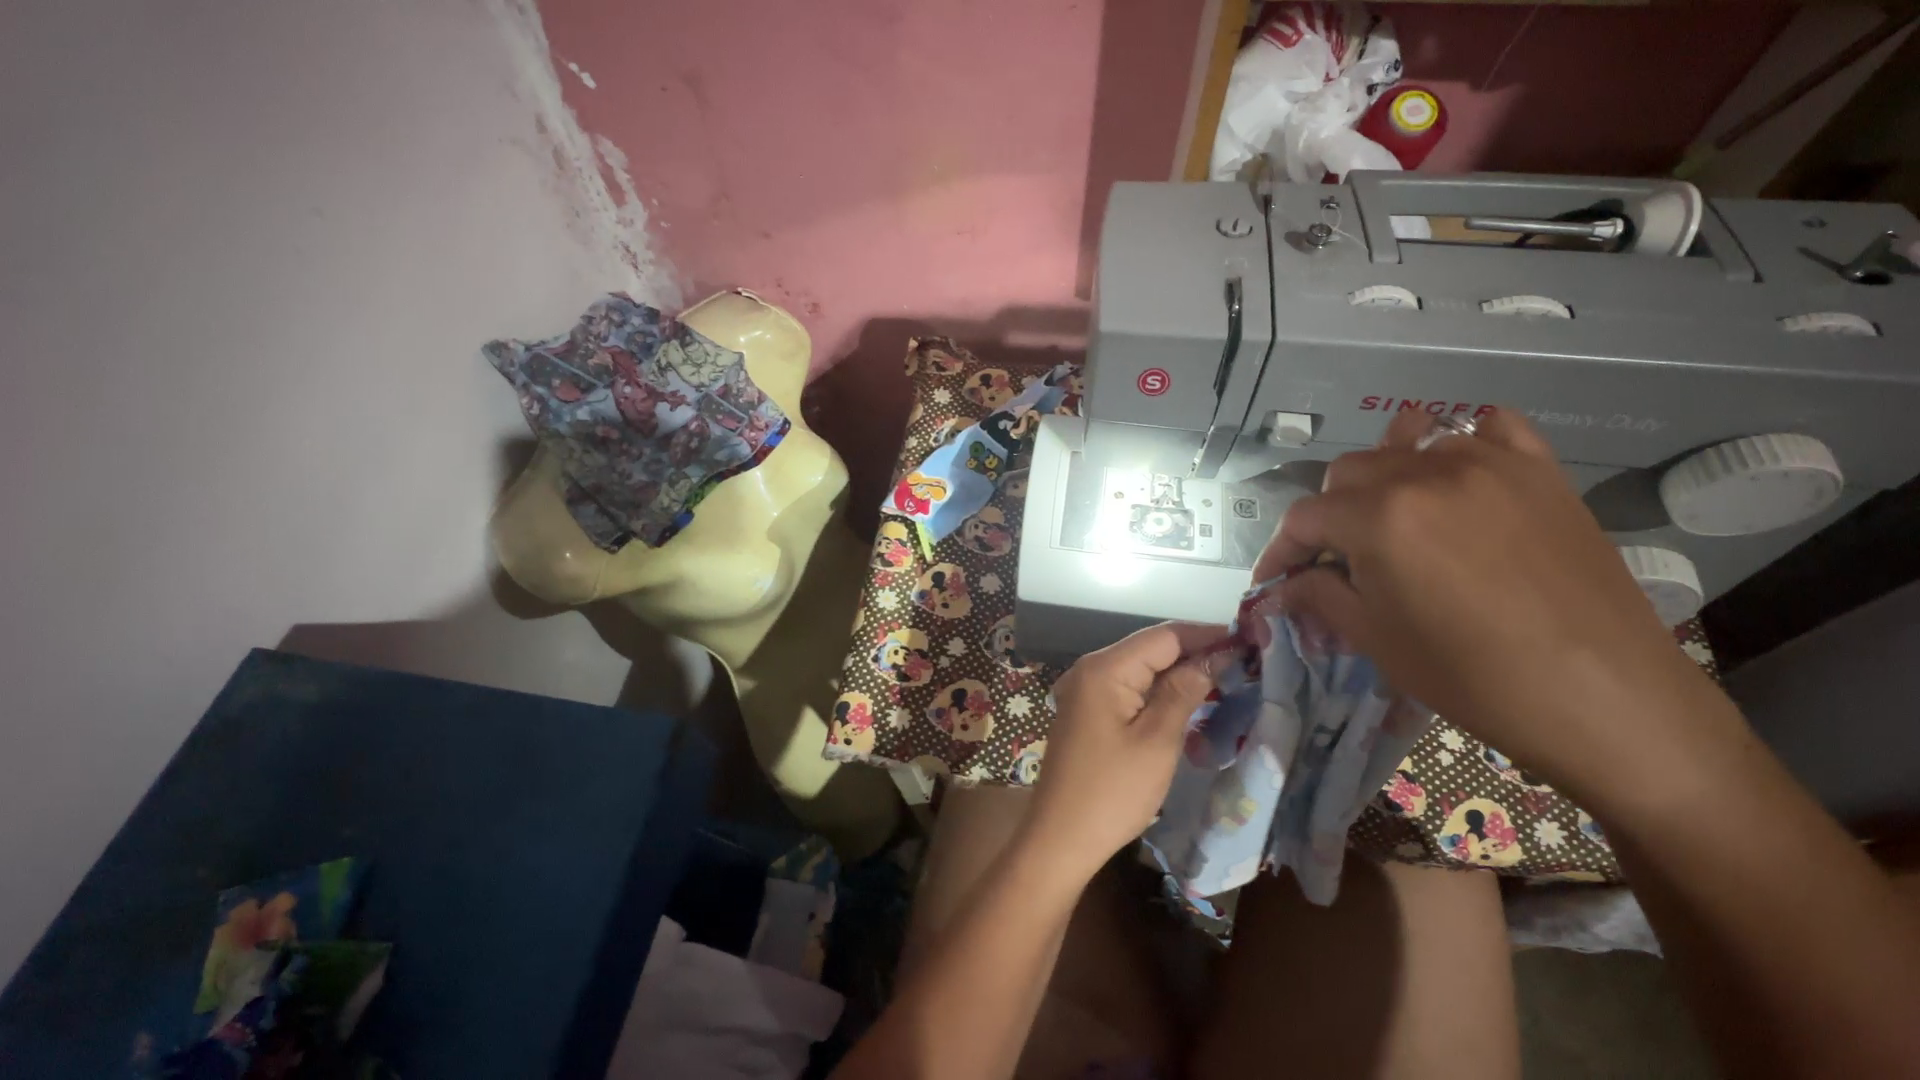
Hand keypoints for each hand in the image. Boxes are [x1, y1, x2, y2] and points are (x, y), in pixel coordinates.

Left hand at [1024, 622, 1226, 880]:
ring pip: (1141, 670)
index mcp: (1105, 669)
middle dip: (1195, 652)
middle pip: (1150, 649)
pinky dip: (1158, 691)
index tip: (1247, 639)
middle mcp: (1090, 670)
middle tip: (1242, 660)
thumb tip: (1211, 658)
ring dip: (1179, 672)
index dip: (1205, 634)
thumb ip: (1183, 692)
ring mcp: (1085, 692)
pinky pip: (1129, 690)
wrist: (1060, 838)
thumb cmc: (1112, 791)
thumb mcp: (1157, 740)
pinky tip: (1187, 701)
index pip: (1164, 636)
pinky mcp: (1087, 714)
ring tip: (1225, 678)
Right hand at [1255, 408, 1717, 789]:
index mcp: (1380, 518)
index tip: (1278, 583)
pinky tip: (1457, 478)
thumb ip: (1321, 599)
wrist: (1604, 695)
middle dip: (1330, 516)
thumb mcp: (1380, 642)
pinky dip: (1459, 444)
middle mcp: (1426, 472)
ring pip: (1407, 442)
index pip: (1305, 517)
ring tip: (1393, 518)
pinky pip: (1487, 428)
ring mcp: (1489, 462)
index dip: (1282, 552)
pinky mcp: (1540, 469)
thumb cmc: (1476, 679)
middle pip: (1349, 472)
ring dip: (1384, 477)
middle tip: (1339, 563)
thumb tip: (1283, 587)